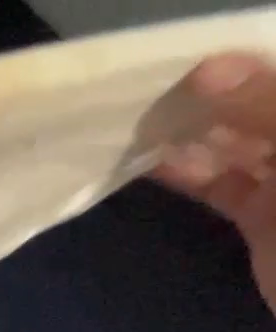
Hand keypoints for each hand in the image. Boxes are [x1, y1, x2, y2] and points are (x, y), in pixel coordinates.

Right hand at [158, 54, 275, 313]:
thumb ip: (270, 106)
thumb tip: (207, 68)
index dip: (254, 54)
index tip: (196, 51)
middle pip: (269, 101)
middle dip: (216, 92)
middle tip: (151, 83)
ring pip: (242, 140)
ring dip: (192, 132)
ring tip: (136, 120)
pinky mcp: (267, 213)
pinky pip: (222, 182)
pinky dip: (186, 172)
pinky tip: (146, 163)